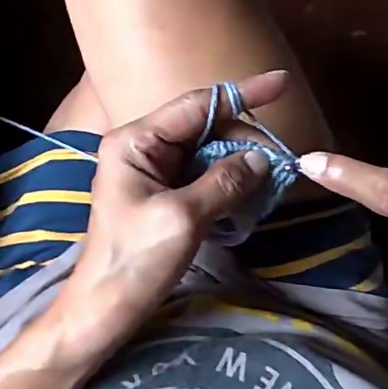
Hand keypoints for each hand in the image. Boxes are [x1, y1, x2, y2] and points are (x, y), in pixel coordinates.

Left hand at [52, 72, 283, 361]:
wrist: (105, 306)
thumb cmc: (135, 260)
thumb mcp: (183, 217)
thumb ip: (224, 181)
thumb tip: (262, 158)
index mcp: (135, 141)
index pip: (195, 105)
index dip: (241, 94)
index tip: (283, 82)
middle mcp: (141, 148)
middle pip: (203, 127)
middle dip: (243, 139)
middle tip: (280, 161)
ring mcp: (150, 172)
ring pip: (205, 152)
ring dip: (239, 162)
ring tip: (271, 178)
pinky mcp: (160, 195)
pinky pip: (201, 176)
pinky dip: (227, 182)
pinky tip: (249, 194)